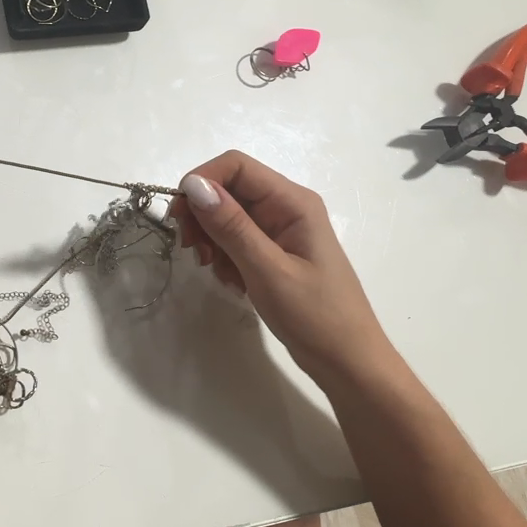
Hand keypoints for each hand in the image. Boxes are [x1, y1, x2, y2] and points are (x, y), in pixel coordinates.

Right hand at [174, 151, 393, 386]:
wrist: (346, 360)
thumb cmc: (314, 315)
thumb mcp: (267, 270)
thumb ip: (230, 226)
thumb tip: (193, 185)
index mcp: (292, 202)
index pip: (235, 166)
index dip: (200, 182)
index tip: (179, 219)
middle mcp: (285, 208)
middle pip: (227, 190)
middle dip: (202, 216)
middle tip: (194, 253)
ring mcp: (279, 231)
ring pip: (226, 217)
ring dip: (211, 241)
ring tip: (218, 273)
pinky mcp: (272, 252)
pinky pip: (235, 241)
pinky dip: (223, 258)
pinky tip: (232, 282)